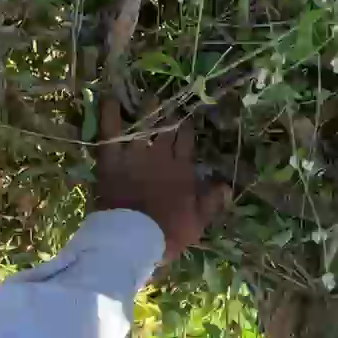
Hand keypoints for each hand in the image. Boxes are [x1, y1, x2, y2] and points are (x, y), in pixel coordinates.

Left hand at [94, 102, 229, 260]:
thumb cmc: (167, 232)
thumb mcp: (197, 221)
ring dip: (148, 110)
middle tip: (170, 102)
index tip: (187, 117)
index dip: (187, 128)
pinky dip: (110, 116)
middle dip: (169, 115)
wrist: (133, 240)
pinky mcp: (113, 161)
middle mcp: (161, 156)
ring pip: (143, 125)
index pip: (186, 141)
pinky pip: (111, 134)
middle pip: (167, 129)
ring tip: (150, 96)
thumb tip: (228, 185)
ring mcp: (136, 156)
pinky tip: (109, 100)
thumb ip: (212, 201)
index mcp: (181, 169)